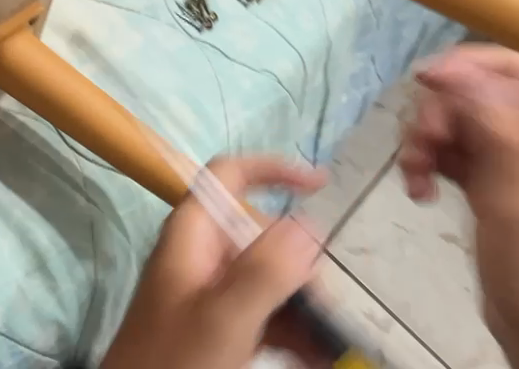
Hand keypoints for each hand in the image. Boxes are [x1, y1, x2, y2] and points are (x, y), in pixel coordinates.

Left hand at [102, 156, 326, 368]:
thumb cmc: (173, 361)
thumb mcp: (223, 319)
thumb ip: (264, 272)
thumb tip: (309, 223)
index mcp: (192, 233)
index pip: (228, 176)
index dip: (271, 169)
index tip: (323, 184)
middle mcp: (202, 252)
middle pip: (262, 234)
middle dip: (305, 267)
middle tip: (341, 309)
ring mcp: (211, 290)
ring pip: (270, 280)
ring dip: (307, 309)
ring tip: (344, 344)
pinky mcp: (220, 326)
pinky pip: (266, 315)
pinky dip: (295, 334)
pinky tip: (322, 360)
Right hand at [400, 44, 518, 368]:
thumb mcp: (517, 186)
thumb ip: (490, 121)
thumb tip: (451, 68)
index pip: (517, 68)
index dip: (469, 63)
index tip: (425, 81)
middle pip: (472, 95)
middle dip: (435, 114)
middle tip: (421, 145)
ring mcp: (510, 165)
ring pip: (453, 124)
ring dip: (423, 142)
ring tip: (414, 176)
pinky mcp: (488, 188)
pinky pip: (448, 155)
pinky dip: (426, 166)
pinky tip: (418, 190)